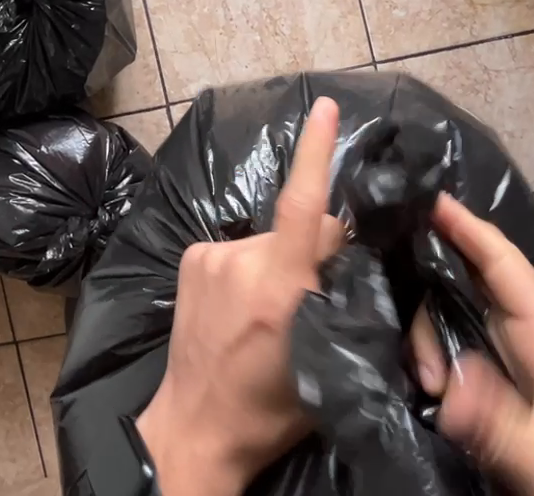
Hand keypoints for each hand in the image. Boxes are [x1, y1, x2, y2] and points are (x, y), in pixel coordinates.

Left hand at [135, 97, 345, 495]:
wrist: (195, 424)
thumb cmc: (271, 409)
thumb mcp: (328, 364)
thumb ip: (338, 298)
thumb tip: (341, 246)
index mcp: (281, 290)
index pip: (304, 207)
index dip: (316, 154)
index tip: (326, 108)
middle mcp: (241, 261)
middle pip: (300, 225)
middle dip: (316, 246)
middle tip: (310, 294)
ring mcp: (210, 256)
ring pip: (268, 238)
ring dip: (278, 260)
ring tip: (267, 311)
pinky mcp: (192, 257)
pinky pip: (237, 248)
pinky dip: (248, 266)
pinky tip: (238, 305)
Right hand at [412, 194, 533, 495]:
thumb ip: (498, 422)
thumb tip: (441, 383)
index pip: (507, 266)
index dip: (469, 227)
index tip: (428, 196)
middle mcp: (529, 340)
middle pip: (465, 288)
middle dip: (431, 306)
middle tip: (423, 367)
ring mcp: (510, 363)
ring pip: (449, 321)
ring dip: (429, 348)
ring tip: (432, 393)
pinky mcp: (493, 388)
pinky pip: (448, 352)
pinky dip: (430, 364)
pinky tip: (429, 392)